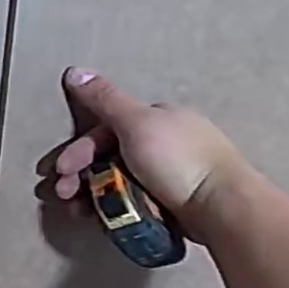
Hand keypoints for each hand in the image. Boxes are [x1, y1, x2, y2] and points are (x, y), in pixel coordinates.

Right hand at [48, 68, 253, 244]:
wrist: (225, 211)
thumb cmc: (179, 162)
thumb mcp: (135, 123)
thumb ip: (103, 99)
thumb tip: (75, 70)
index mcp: (160, 120)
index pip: (105, 129)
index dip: (79, 149)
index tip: (63, 170)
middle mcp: (166, 144)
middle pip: (107, 156)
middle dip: (79, 175)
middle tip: (63, 194)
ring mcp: (171, 175)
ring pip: (116, 180)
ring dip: (90, 194)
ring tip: (79, 212)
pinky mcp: (174, 202)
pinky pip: (132, 199)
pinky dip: (112, 206)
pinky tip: (101, 217)